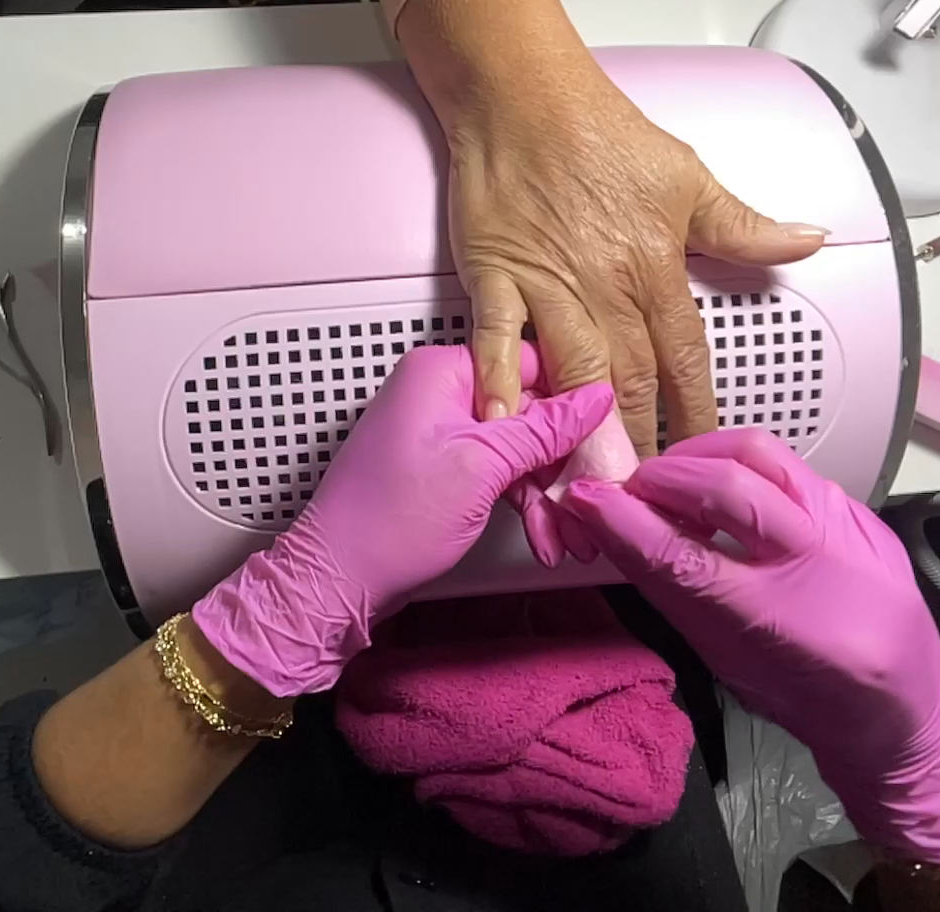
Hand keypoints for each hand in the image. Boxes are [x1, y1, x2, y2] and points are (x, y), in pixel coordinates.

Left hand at [194, 343, 613, 696]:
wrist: (337, 577)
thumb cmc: (390, 521)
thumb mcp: (482, 467)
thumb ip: (543, 429)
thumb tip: (591, 398)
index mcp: (440, 371)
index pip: (526, 362)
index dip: (569, 399)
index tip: (601, 433)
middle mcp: (436, 391)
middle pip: (524, 409)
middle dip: (557, 461)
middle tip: (584, 498)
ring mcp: (436, 429)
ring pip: (512, 445)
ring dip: (541, 490)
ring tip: (563, 533)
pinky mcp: (438, 464)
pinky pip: (491, 467)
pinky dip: (516, 498)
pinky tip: (539, 533)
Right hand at [394, 0, 825, 454]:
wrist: (524, 98)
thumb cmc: (599, 133)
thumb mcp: (686, 175)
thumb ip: (742, 224)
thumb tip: (806, 241)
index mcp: (654, 267)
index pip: (684, 357)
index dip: (697, 413)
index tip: (704, 459)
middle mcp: (606, 287)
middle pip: (631, 380)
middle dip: (642, 444)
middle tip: (646, 499)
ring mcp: (549, 284)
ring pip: (576, 368)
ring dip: (586, 430)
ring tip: (591, 486)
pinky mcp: (497, 275)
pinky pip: (498, 334)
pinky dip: (499, 376)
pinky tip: (501, 419)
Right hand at [563, 429, 939, 866]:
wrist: (905, 712)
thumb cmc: (801, 695)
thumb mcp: (721, 655)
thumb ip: (664, 585)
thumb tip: (606, 525)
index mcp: (792, 628)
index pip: (688, 559)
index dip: (626, 522)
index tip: (584, 497)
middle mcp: (836, 568)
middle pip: (731, 485)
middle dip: (662, 477)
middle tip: (629, 490)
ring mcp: (857, 530)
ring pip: (763, 454)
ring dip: (698, 457)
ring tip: (671, 481)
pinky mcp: (862, 510)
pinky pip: (786, 464)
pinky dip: (733, 465)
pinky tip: (716, 488)